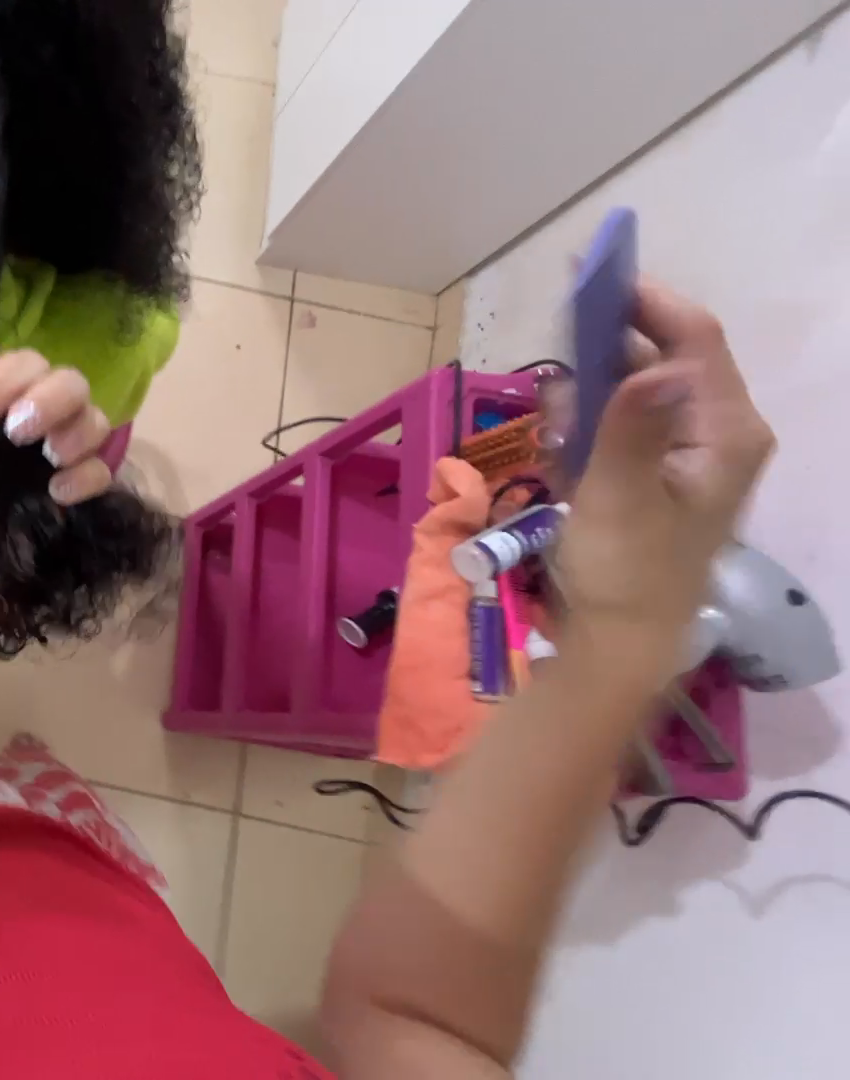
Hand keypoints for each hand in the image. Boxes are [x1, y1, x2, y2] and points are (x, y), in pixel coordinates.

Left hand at [0, 336, 118, 656]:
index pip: (19, 368)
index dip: (9, 378)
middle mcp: (17, 440)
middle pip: (68, 385)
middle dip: (53, 396)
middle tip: (21, 432)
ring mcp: (43, 476)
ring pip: (94, 423)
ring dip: (78, 429)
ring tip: (48, 460)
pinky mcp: (63, 515)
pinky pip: (100, 477)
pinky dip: (89, 476)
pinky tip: (58, 496)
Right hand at [556, 279, 775, 681]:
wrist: (621, 630)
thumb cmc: (624, 564)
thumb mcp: (621, 498)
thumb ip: (633, 430)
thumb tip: (656, 365)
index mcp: (723, 430)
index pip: (693, 342)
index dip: (648, 301)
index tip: (596, 271)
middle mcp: (713, 430)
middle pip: (664, 359)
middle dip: (609, 345)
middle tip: (555, 342)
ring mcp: (683, 451)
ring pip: (633, 392)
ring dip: (588, 394)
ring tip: (556, 430)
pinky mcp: (652, 469)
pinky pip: (619, 424)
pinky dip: (585, 423)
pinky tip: (561, 447)